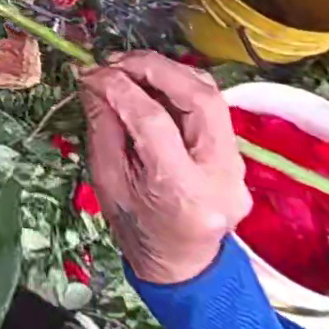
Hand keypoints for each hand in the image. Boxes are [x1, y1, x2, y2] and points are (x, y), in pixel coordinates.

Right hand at [80, 51, 251, 284]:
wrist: (182, 266)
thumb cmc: (137, 230)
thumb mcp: (108, 183)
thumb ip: (103, 128)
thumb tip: (93, 79)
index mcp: (183, 194)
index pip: (153, 122)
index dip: (119, 88)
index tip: (90, 73)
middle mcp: (221, 175)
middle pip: (198, 98)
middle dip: (154, 68)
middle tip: (116, 61)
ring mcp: (237, 164)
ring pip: (210, 93)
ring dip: (167, 71)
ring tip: (130, 67)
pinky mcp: (238, 152)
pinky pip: (211, 103)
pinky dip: (179, 83)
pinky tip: (153, 82)